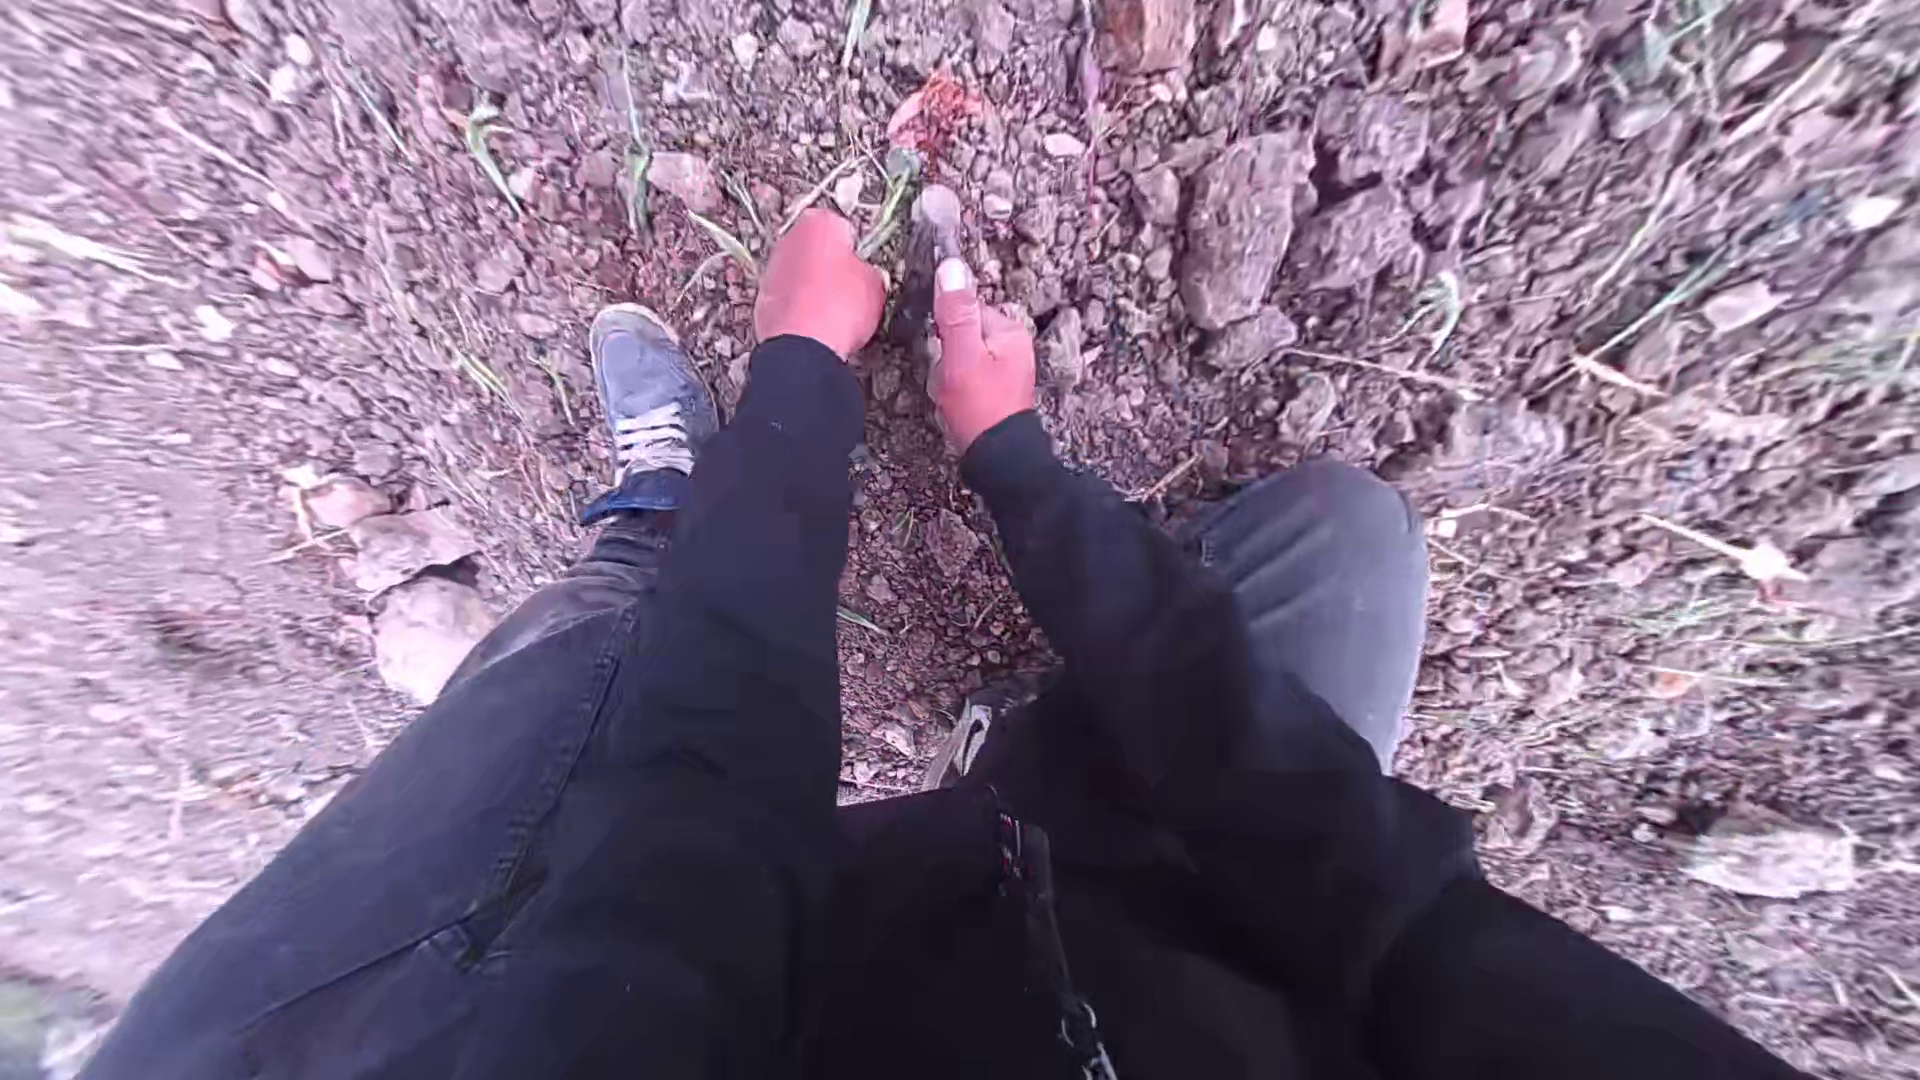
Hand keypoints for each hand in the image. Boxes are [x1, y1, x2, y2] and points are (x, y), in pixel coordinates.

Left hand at [754, 209, 886, 359]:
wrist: (804, 345)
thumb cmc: (837, 310)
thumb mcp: (876, 287)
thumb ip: (872, 273)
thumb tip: (871, 277)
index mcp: (820, 223)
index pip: (845, 228)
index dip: (858, 252)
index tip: (864, 268)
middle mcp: (790, 239)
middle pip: (818, 249)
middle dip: (833, 268)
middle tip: (851, 291)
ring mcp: (773, 269)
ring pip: (800, 274)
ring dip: (814, 289)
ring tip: (835, 313)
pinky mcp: (763, 299)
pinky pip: (788, 298)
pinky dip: (800, 309)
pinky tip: (817, 325)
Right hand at [932, 258, 1035, 452]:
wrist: (997, 459)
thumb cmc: (981, 408)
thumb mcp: (962, 355)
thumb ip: (956, 313)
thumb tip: (951, 267)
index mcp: (1010, 331)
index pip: (966, 310)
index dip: (946, 332)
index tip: (945, 354)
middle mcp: (1013, 346)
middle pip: (963, 335)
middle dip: (948, 356)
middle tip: (952, 380)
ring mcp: (1007, 370)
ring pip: (962, 358)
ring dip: (950, 376)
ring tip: (955, 396)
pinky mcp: (998, 390)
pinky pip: (968, 378)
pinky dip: (958, 390)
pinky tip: (959, 405)